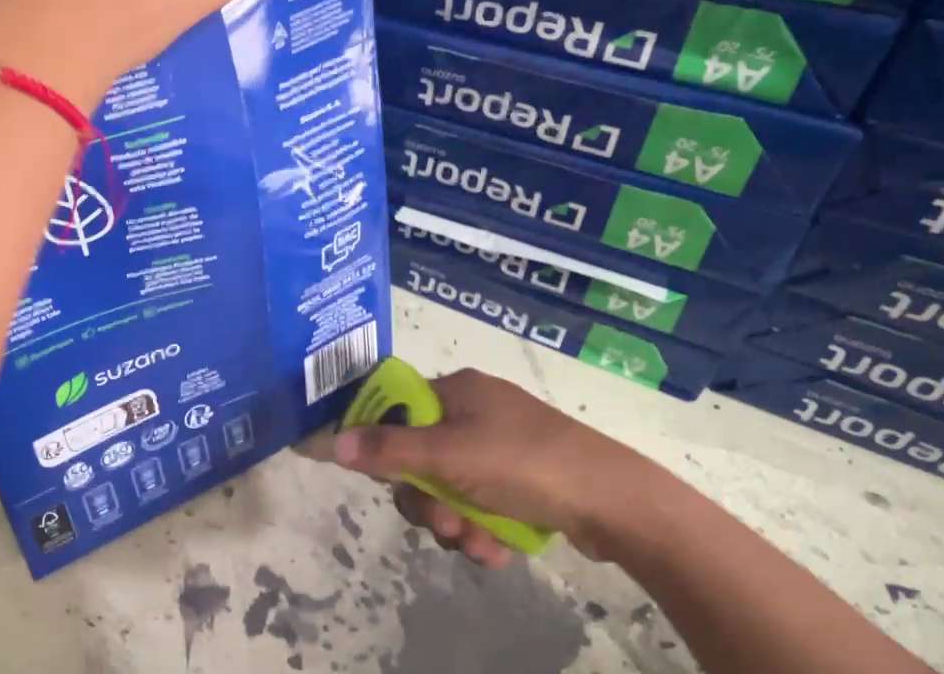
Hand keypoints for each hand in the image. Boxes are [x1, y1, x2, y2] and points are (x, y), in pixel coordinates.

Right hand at [328, 369, 667, 567]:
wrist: (613, 501)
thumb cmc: (523, 463)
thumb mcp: (448, 456)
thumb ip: (388, 450)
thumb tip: (330, 442)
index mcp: (457, 390)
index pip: (397, 410)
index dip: (383, 447)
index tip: (386, 481)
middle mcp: (476, 412)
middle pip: (422, 458)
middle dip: (428, 500)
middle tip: (443, 523)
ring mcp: (502, 447)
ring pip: (451, 489)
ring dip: (455, 523)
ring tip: (478, 544)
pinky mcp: (524, 481)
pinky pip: (482, 505)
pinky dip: (483, 530)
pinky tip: (498, 553)